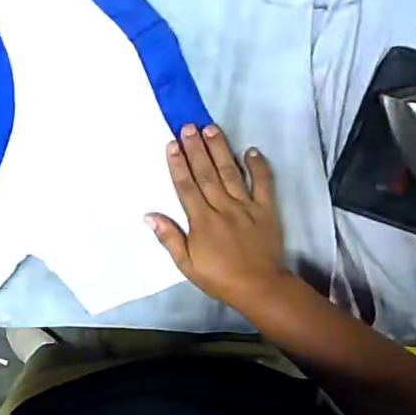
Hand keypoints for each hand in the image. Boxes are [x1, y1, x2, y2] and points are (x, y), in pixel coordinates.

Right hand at [148, 124, 293, 308]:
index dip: (178, 164)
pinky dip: (258, 167)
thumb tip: (149, 216)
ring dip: (220, 150)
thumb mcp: (186, 264)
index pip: (186, 187)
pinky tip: (250, 151)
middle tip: (187, 126)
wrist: (259, 287)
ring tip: (210, 129)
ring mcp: (246, 206)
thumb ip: (169, 238)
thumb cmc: (218, 277)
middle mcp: (222, 208)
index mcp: (201, 221)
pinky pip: (263, 184)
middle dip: (195, 149)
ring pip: (231, 173)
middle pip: (206, 174)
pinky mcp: (266, 210)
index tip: (171, 144)